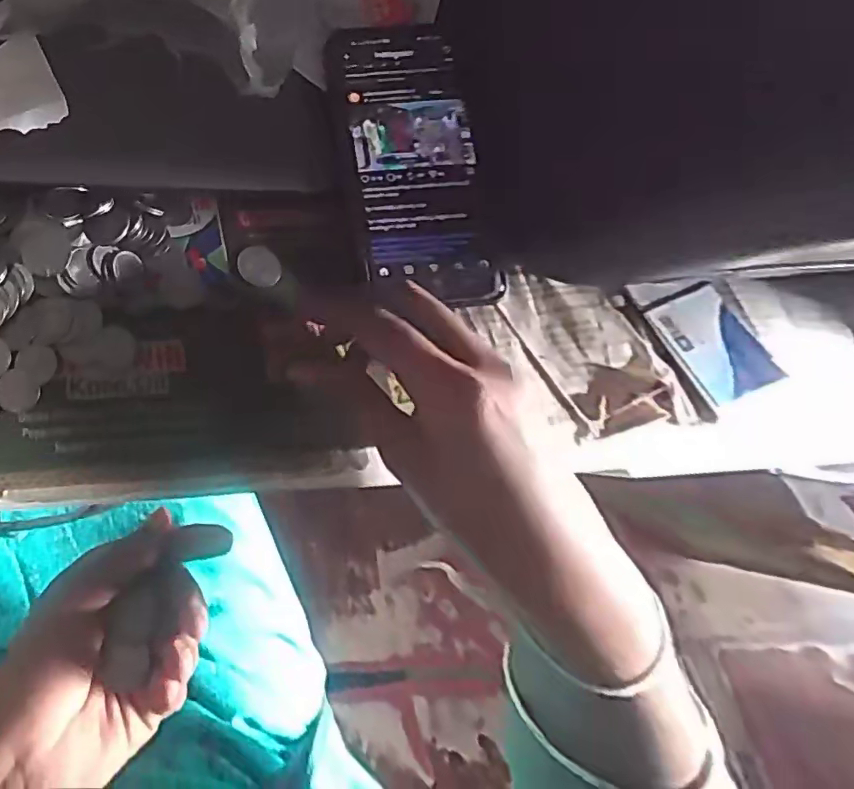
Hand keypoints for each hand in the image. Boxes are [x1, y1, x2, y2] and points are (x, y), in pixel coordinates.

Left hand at [0, 510, 226, 788]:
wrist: (23, 753)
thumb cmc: (38, 663)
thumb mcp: (77, 599)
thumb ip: (124, 560)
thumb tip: (165, 518)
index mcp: (104, 584)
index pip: (152, 555)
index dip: (184, 544)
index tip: (220, 541)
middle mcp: (124, 616)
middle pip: (176, 594)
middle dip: (187, 603)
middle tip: (185, 624)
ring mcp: (138, 659)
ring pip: (183, 635)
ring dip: (184, 643)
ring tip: (170, 661)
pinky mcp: (149, 701)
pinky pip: (177, 681)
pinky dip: (175, 681)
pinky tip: (161, 689)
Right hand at [288, 281, 665, 688]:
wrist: (556, 554)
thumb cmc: (470, 516)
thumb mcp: (403, 455)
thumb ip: (357, 396)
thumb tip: (303, 365)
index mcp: (452, 386)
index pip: (381, 324)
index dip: (333, 309)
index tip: (297, 304)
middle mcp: (482, 360)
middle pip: (410, 299)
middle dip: (360, 300)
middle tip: (321, 321)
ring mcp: (501, 363)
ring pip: (433, 313)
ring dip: (386, 316)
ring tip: (348, 347)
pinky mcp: (508, 375)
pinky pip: (450, 335)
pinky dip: (413, 334)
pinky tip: (389, 364)